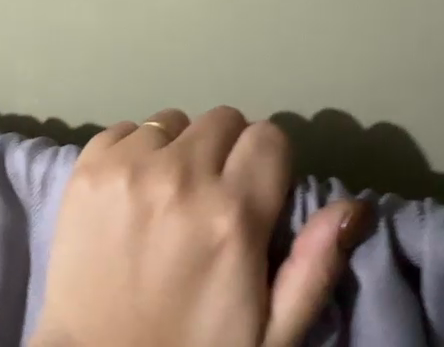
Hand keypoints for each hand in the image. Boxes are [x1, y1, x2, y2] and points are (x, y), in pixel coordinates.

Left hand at [31, 107, 365, 346]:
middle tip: (215, 195)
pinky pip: (125, 129)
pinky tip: (133, 191)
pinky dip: (135, 151)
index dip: (269, 162)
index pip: (269, 137)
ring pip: (172, 121)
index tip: (258, 190)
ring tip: (171, 195)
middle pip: (222, 119)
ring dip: (179, 149)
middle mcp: (181, 176)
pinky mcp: (87, 166)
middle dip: (228, 151)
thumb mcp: (270, 333)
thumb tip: (356, 206)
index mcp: (234, 215)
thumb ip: (314, 265)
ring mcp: (128, 166)